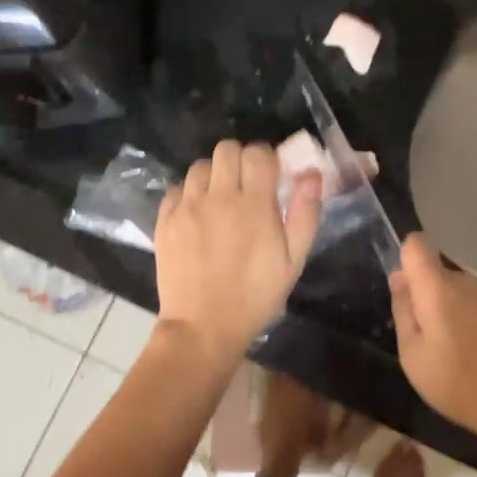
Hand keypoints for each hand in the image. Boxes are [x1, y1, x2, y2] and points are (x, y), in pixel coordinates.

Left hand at [154, 141, 321, 363]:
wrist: (203, 327)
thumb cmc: (255, 297)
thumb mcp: (293, 261)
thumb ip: (305, 213)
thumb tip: (311, 174)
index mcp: (254, 204)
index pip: (258, 153)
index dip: (267, 158)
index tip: (271, 175)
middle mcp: (218, 197)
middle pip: (226, 149)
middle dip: (240, 159)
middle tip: (246, 184)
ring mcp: (187, 207)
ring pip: (199, 167)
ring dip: (213, 175)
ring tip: (219, 200)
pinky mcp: (164, 221)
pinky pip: (176, 190)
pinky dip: (188, 195)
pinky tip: (197, 216)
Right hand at [389, 234, 476, 439]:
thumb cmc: (456, 379)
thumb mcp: (412, 352)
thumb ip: (403, 310)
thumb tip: (399, 277)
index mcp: (437, 285)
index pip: (416, 244)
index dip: (403, 260)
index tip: (401, 294)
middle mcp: (462, 281)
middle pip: (432, 269)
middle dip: (419, 293)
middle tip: (415, 336)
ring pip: (448, 289)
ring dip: (438, 310)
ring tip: (437, 351)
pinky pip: (464, 304)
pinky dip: (456, 321)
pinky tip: (459, 355)